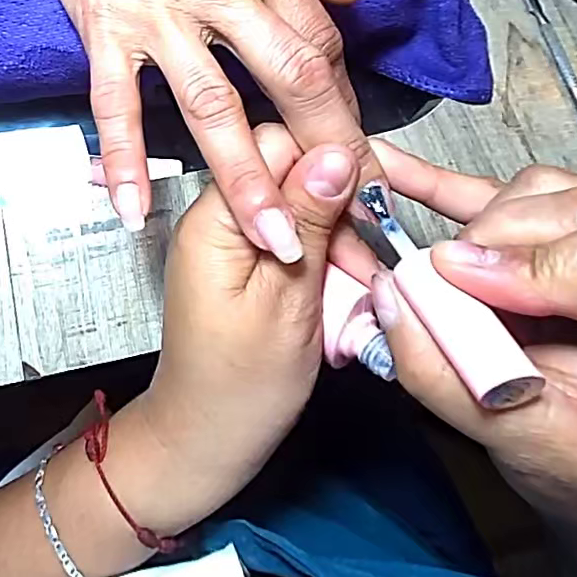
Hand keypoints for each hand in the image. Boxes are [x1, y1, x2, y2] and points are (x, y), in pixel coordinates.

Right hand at [8, 0, 367, 262]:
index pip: (317, 39)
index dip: (340, 95)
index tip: (349, 139)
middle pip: (283, 81)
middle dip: (322, 150)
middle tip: (347, 211)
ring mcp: (153, 19)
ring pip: (207, 107)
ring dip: (243, 177)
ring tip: (274, 239)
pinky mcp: (103, 33)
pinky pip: (113, 104)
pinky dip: (121, 158)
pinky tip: (132, 209)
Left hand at [114, 124, 361, 533]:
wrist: (208, 431)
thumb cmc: (243, 379)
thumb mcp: (289, 296)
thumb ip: (311, 221)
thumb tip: (336, 151)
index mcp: (213, 213)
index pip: (270, 144)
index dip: (323, 162)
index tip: (367, 201)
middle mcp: (212, 213)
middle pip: (282, 171)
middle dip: (332, 203)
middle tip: (365, 254)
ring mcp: (224, 234)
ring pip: (290, 203)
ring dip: (332, 234)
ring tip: (356, 283)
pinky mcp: (238, 256)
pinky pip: (284, 231)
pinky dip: (317, 252)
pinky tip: (339, 287)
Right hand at [368, 142, 576, 562]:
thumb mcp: (535, 454)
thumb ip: (456, 380)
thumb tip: (393, 297)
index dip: (541, 263)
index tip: (457, 279)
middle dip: (496, 245)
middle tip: (442, 288)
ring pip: (550, 192)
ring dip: (480, 228)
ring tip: (451, 277)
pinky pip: (520, 189)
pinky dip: (451, 185)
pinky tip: (400, 171)